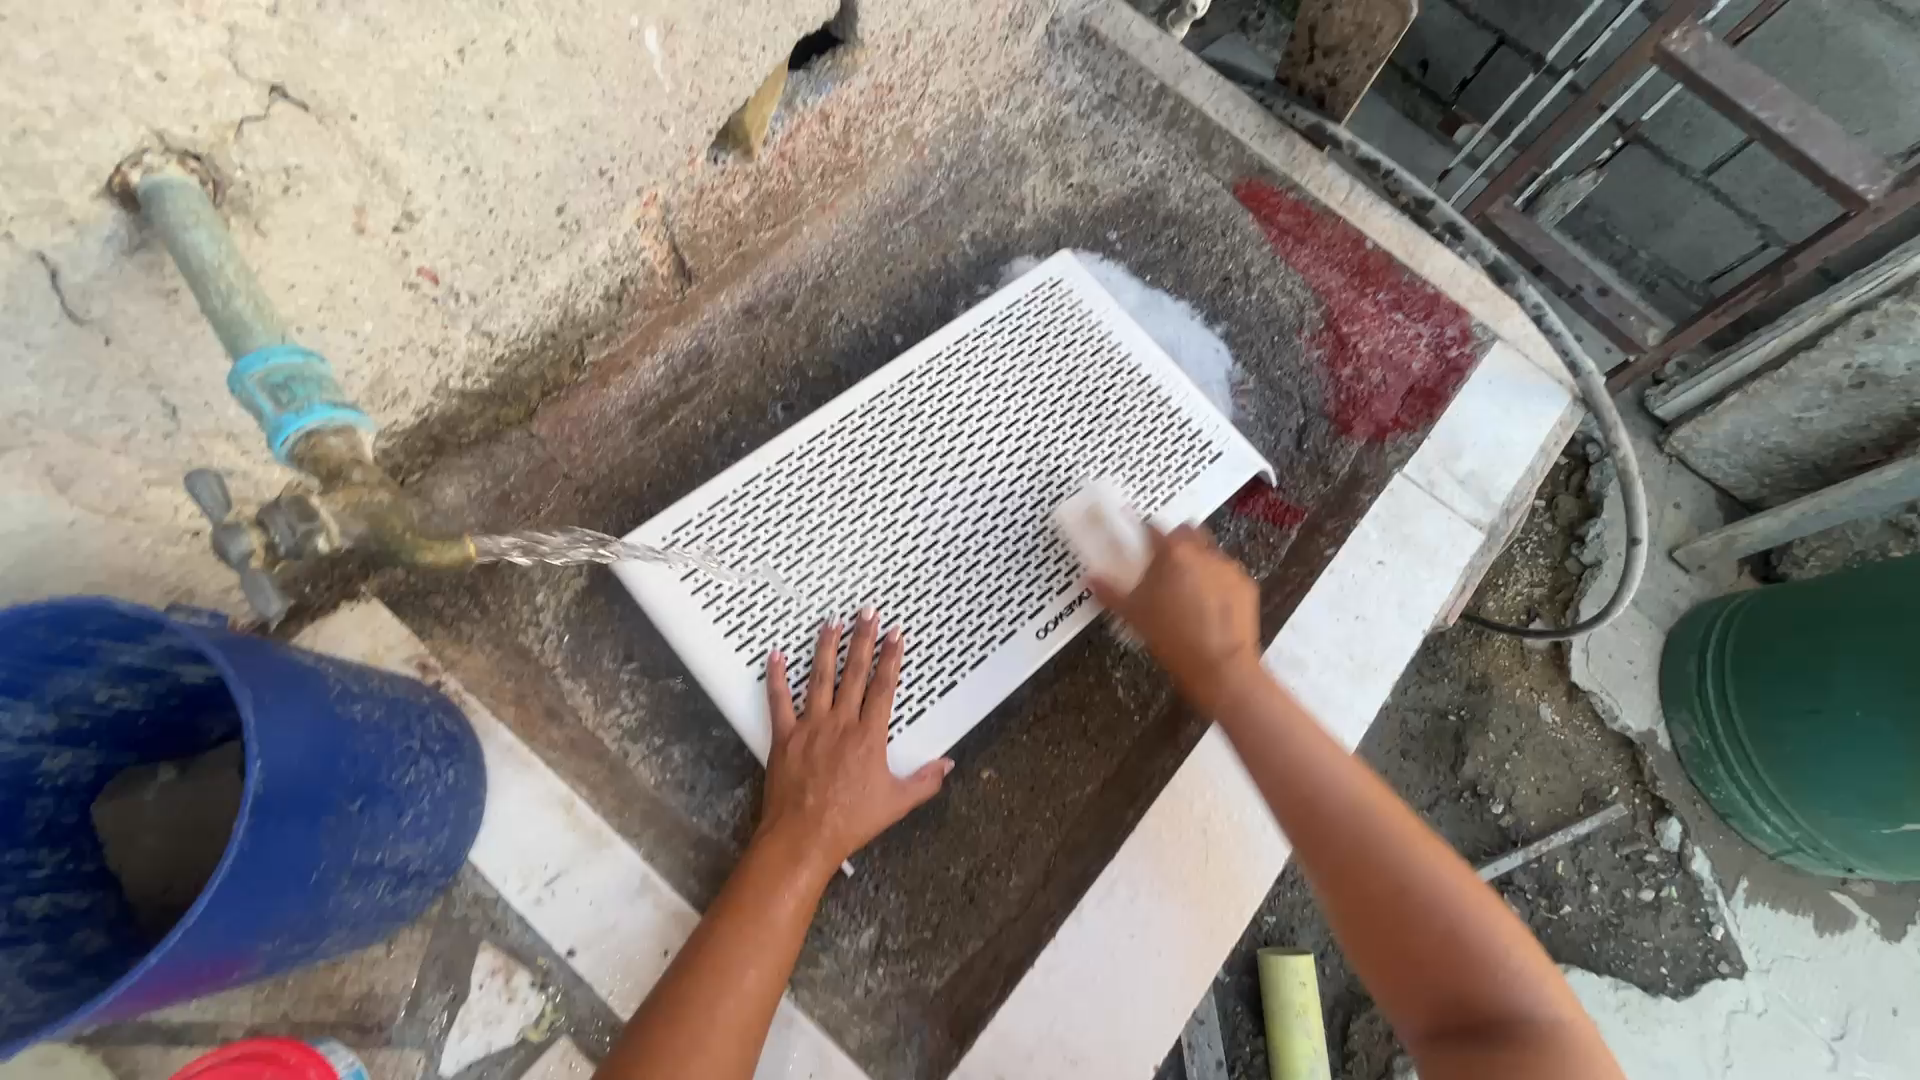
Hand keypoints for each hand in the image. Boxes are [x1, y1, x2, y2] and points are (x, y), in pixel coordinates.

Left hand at [756, 609, 951, 875]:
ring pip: (819, 679)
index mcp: (869, 736)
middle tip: (866, 612)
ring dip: (826, 648)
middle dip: (862, 640)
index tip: (895, 634)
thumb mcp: (897, 803)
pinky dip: (777, 678)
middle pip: (854, 673)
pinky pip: (779, 702)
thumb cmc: (851, 822)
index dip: (891, 658)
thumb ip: (925, 781)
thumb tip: (948, 764)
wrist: (804, 838)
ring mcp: (810, 727)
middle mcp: (841, 723)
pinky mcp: (784, 737)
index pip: (884, 687)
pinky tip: (776, 655)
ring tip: (831, 622)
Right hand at [1090, 524, 1261, 713]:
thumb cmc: (1170, 636)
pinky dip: (1217, 582)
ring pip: (1210, 551)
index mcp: (1171, 553)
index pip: (1153, 528)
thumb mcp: (1132, 615)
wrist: (1220, 666)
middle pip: (1188, 531)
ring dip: (1199, 560)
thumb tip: (1090, 578)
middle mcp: (1202, 552)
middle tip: (1164, 563)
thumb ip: (1109, 592)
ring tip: (1189, 588)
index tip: (1138, 544)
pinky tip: (1210, 606)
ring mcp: (1228, 567)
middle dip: (1176, 540)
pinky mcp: (1247, 585)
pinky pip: (1228, 574)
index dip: (1143, 533)